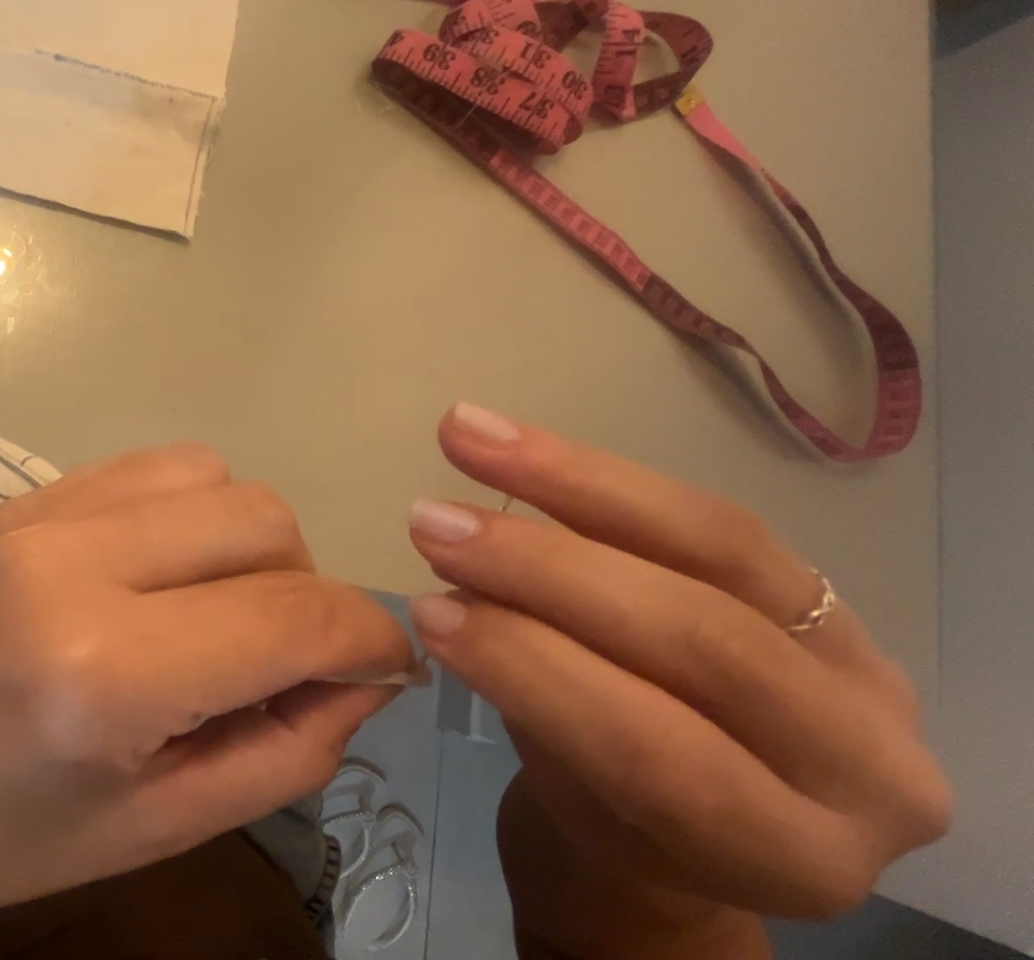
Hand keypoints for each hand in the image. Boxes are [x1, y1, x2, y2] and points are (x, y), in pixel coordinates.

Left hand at [0, 443, 415, 938]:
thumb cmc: (15, 836)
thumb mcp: (169, 823)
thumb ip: (294, 745)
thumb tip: (370, 671)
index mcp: (103, 672)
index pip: (291, 617)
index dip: (366, 639)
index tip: (382, 667)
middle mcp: (70, 566)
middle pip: (262, 522)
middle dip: (304, 590)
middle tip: (279, 655)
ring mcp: (36, 518)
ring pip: (212, 477)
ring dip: (244, 544)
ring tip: (214, 611)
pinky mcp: (20, 501)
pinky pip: (148, 469)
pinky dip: (186, 515)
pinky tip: (159, 575)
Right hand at [406, 404, 950, 957]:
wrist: (696, 825)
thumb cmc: (615, 824)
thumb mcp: (570, 796)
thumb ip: (534, 702)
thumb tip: (459, 597)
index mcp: (794, 855)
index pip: (662, 753)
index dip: (533, 668)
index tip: (426, 610)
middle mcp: (869, 765)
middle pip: (701, 637)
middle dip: (543, 568)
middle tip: (431, 522)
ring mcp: (863, 666)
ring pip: (718, 546)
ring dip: (571, 482)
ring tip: (466, 439)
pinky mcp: (829, 594)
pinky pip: (711, 518)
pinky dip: (600, 474)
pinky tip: (519, 444)